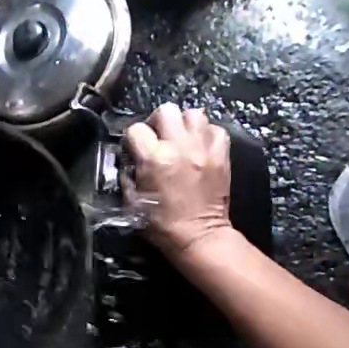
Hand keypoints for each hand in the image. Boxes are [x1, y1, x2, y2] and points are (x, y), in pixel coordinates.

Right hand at [125, 103, 232, 255]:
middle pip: (166, 110)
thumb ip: (127, 175)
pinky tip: (199, 146)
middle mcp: (179, 147)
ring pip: (193, 114)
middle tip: (158, 138)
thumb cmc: (162, 224)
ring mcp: (203, 149)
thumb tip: (129, 160)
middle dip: (158, 122)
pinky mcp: (221, 155)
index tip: (135, 149)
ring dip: (184, 124)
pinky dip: (206, 134)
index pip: (136, 129)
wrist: (199, 237)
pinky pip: (215, 129)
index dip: (132, 139)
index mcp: (153, 159)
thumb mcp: (131, 201)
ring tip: (180, 139)